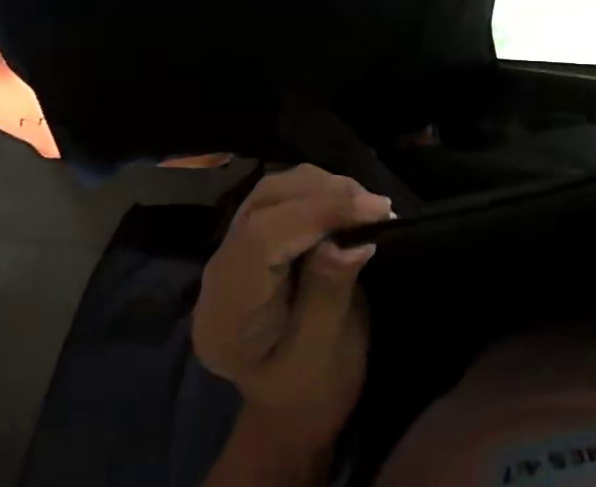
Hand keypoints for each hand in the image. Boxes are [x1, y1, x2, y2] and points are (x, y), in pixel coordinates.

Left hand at [193, 165, 391, 445]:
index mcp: (226, 313)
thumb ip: (329, 293)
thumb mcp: (323, 354)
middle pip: (263, 203)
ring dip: (322, 187)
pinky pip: (279, 198)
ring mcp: (230, 250)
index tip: (375, 211)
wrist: (290, 407)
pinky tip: (345, 208)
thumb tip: (351, 239)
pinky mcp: (250, 238)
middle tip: (377, 208)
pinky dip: (317, 192)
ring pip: (272, 191)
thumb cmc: (310, 392)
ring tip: (365, 207)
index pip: (261, 239)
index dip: (318, 212)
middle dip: (323, 193)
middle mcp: (218, 271)